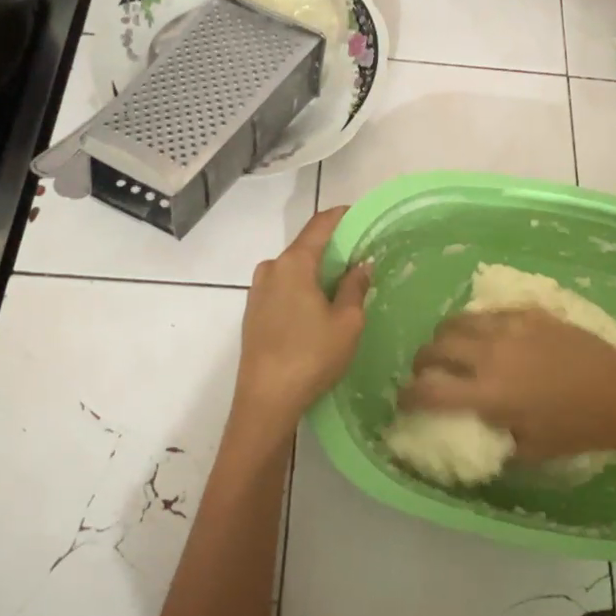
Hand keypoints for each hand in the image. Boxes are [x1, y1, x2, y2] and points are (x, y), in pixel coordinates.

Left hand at [233, 207, 372, 428]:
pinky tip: (318, 307)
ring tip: (343, 284)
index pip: (320, 225)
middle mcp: (271, 268)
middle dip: (332, 247)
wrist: (265, 400)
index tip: (362, 215)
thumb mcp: (347, 322)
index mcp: (294, 263)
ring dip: (316, 270)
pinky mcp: (253, 312)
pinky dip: (302, 287)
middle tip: (361, 256)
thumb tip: (361, 264)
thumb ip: (355, 287)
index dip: (342, 216)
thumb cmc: (311, 356)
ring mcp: (257, 291)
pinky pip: (283, 287)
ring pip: (293, 269)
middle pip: (305, 247)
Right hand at [398, 310, 615, 459]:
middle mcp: (489, 355)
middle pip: (434, 348)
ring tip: (451, 349)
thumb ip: (494, 438)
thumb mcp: (529, 450)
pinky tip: (487, 336)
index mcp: (487, 394)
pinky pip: (487, 313)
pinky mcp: (528, 312)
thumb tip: (473, 432)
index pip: (427, 390)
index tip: (405, 402)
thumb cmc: (577, 430)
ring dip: (445, 337)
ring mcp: (508, 327)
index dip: (408, 396)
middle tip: (427, 373)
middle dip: (422, 363)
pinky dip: (476, 325)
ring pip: (456, 321)